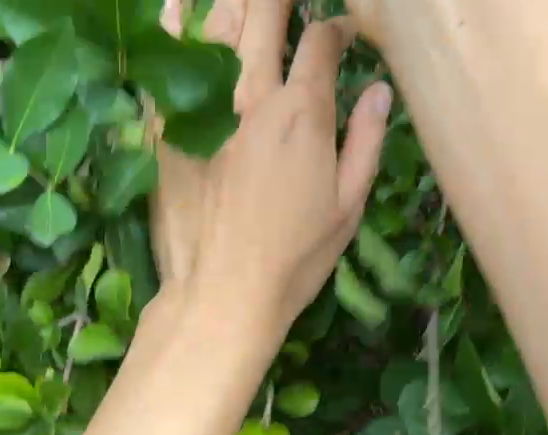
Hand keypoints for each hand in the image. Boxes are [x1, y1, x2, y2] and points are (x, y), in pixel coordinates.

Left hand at [150, 0, 390, 341]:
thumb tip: (380, 92)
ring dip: (236, 4)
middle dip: (280, 0)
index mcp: (303, 112)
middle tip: (286, 4)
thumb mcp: (346, 209)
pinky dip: (175, 24)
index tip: (341, 37)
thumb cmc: (294, 260)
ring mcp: (206, 105)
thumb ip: (366, 144)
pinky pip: (168, 59)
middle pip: (267, 13)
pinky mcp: (167, 124)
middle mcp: (254, 92)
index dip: (336, 29)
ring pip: (219, 24)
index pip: (322, 41)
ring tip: (246, 1)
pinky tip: (181, 5)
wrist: (222, 293)